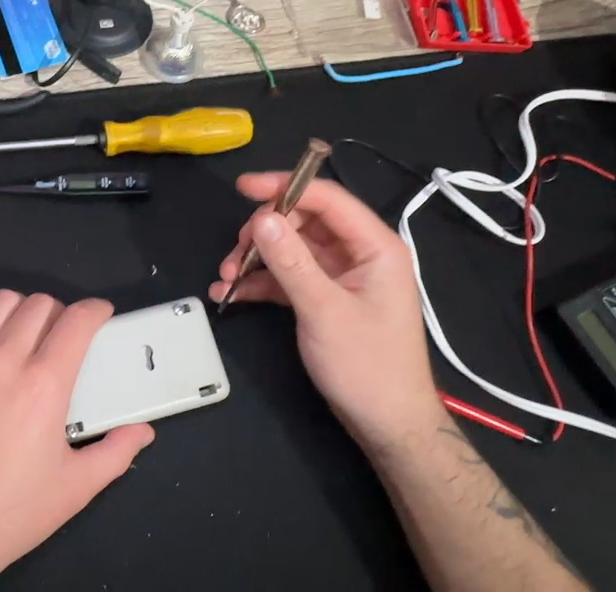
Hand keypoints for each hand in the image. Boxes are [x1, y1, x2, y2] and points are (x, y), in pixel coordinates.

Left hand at [0, 292, 154, 591]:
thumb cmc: (6, 514)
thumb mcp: (73, 490)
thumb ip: (114, 453)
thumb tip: (142, 432)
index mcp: (44, 385)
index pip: (77, 320)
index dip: (95, 310)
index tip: (99, 314)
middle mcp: (3, 360)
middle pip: (39, 304)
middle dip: (59, 313)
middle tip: (60, 337)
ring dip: (18, 314)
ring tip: (21, 338)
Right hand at [209, 173, 442, 452]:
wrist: (390, 429)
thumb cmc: (368, 368)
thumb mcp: (324, 312)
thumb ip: (291, 262)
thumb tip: (261, 219)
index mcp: (375, 247)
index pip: (327, 199)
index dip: (284, 187)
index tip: (243, 187)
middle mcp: (360, 254)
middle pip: (304, 221)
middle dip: (264, 232)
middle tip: (234, 251)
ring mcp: (342, 276)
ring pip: (292, 248)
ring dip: (256, 259)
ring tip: (226, 278)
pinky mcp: (326, 298)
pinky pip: (289, 276)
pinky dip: (261, 282)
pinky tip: (231, 294)